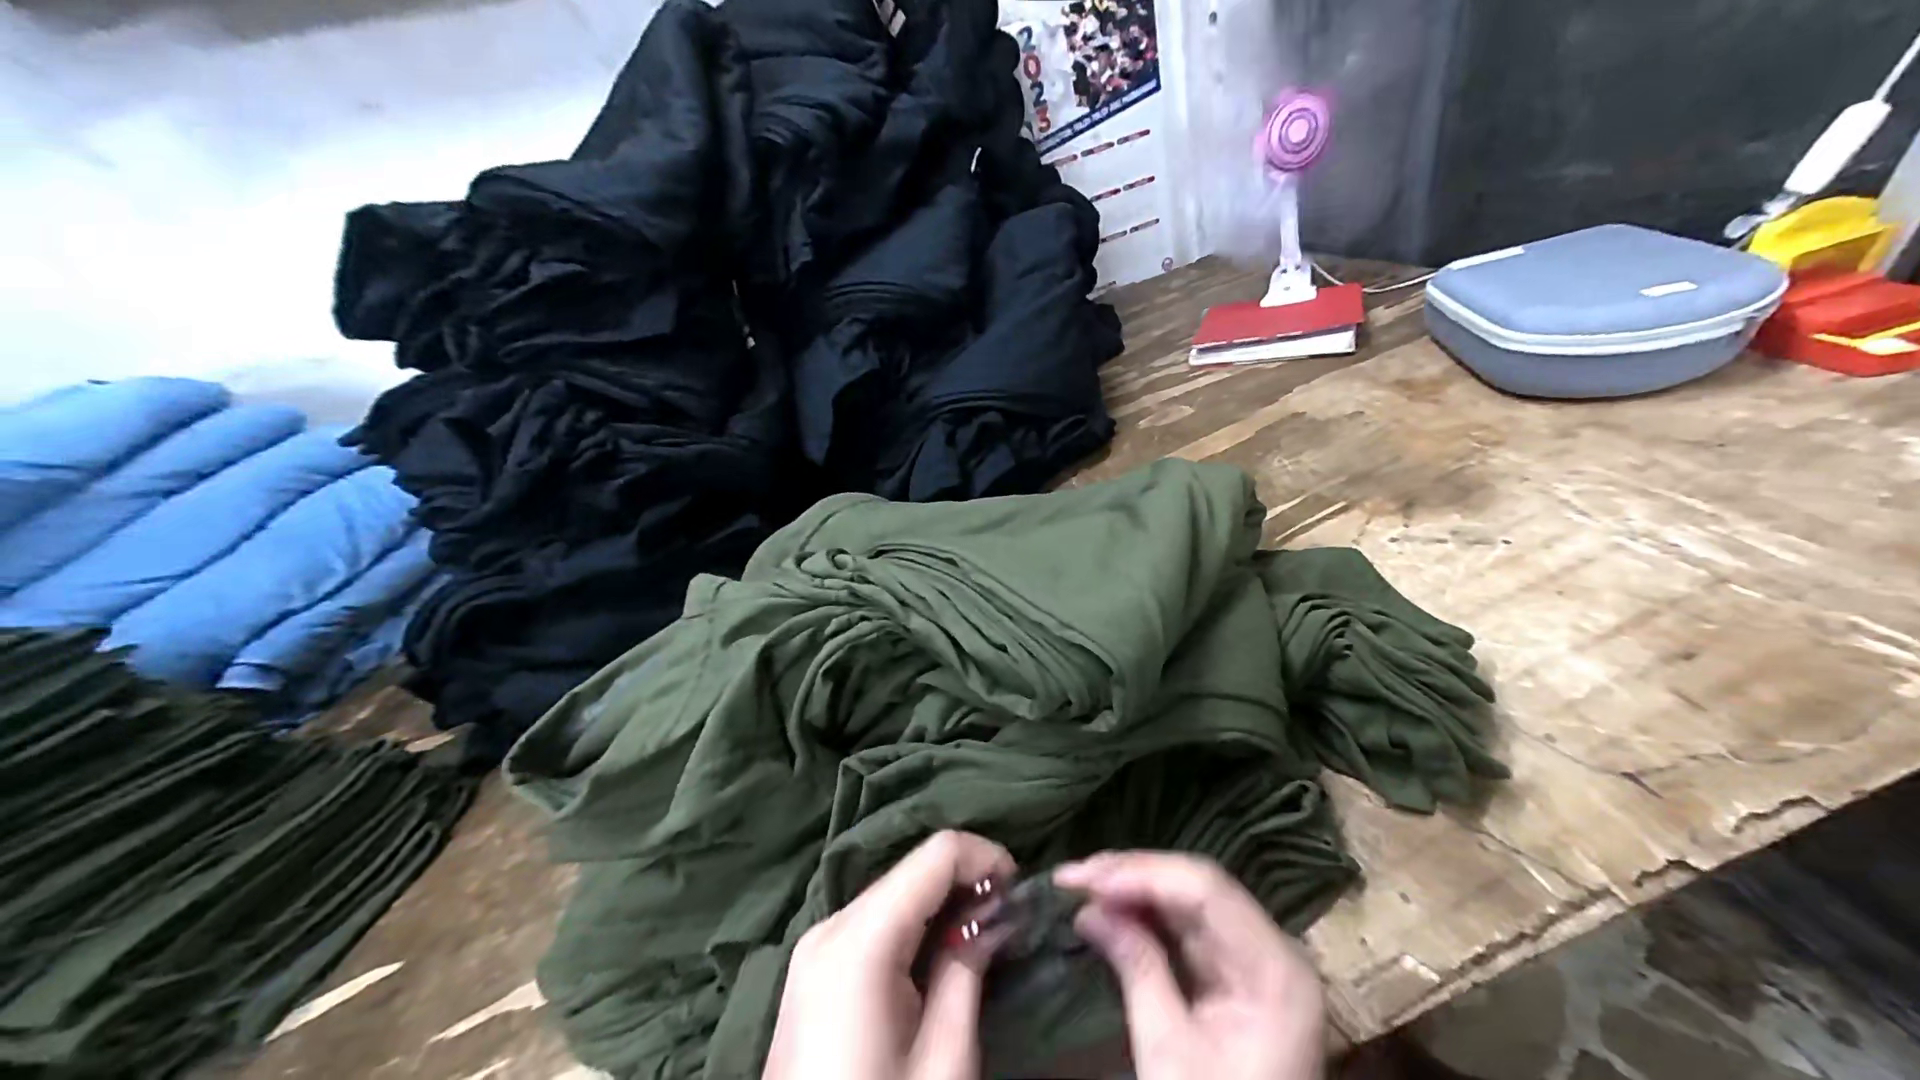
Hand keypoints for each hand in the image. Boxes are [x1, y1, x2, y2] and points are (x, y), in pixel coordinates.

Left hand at [764, 831, 1015, 1079]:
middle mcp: (831, 924)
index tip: (1018, 894)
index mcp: (860, 939)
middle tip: (1007, 920)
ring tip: (980, 936)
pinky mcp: (814, 964)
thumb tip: (996, 914)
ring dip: (942, 901)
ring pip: (895, 890)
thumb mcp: (942, 1060)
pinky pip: (874, 919)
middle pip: (913, 869)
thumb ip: (968, 970)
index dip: (985, 859)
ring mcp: (816, 942)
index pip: (935, 854)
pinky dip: (914, 921)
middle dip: (966, 881)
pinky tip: (939, 951)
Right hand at [1055, 852, 1324, 1079]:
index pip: (1205, 890)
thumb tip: (1089, 909)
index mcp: (1274, 967)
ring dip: (1134, 887)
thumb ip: (1136, 966)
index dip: (1141, 873)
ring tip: (1082, 884)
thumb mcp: (1169, 1050)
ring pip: (1190, 898)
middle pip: (1198, 886)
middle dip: (1132, 874)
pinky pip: (1189, 924)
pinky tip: (1110, 904)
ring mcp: (1257, 957)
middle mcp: (1273, 948)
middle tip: (1074, 876)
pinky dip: (1147, 912)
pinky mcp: (1237, 971)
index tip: (1085, 879)